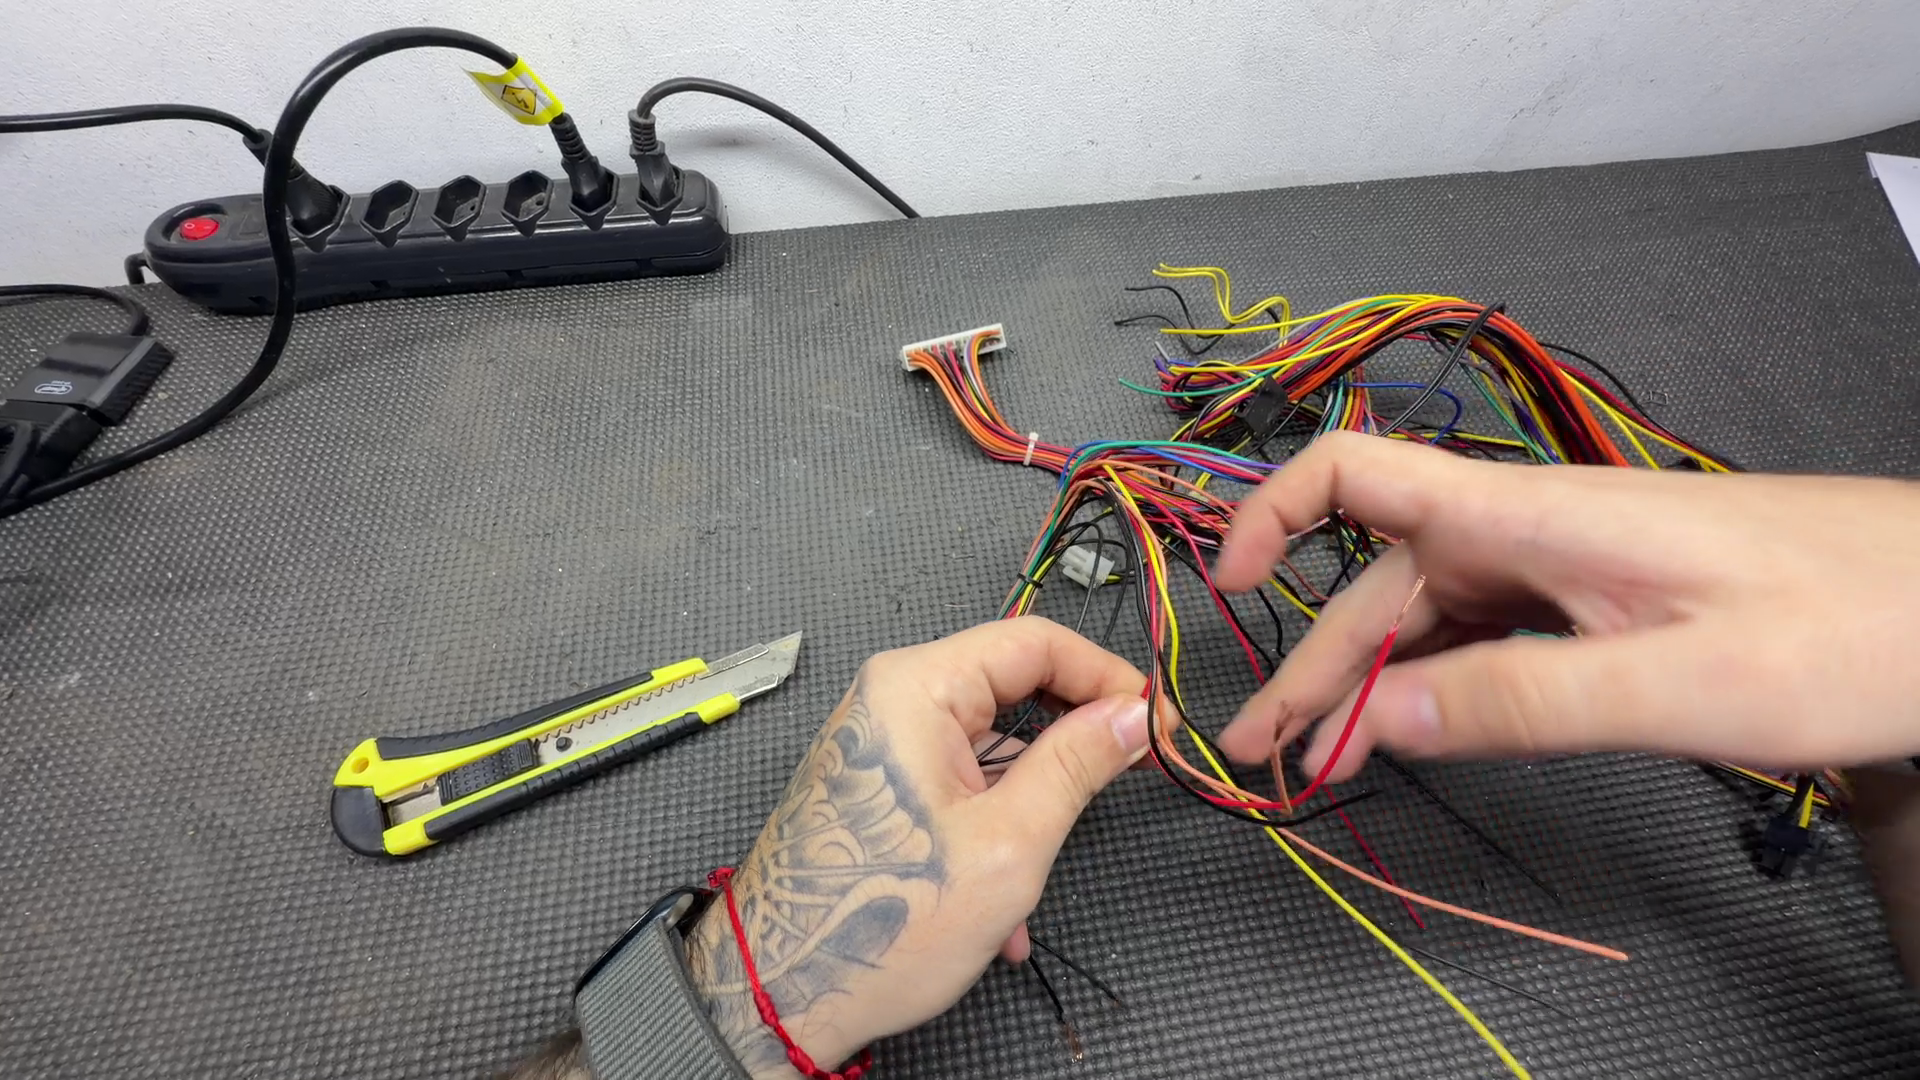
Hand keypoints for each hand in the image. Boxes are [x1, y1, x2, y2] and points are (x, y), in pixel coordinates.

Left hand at [683, 617, 1158, 1078]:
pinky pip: (962, 765)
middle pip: (1013, 678)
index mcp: (918, 684)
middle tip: (1131, 765)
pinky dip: (998, 809)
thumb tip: (1132, 714)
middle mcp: (895, 692)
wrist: (778, 990)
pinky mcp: (884, 768)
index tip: (1154, 718)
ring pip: (993, 730)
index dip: (1106, 675)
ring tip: (1057, 851)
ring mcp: (886, 730)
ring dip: (1037, 786)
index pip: (1036, 641)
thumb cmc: (880, 920)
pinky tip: (1004, 891)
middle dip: (1076, 727)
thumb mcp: (1008, 843)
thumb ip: (1077, 764)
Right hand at [1212, 431, 1919, 775]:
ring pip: (1408, 626)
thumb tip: (1385, 720)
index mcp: (1514, 513)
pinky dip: (1416, 689)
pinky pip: (1459, 643)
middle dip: (1308, 672)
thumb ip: (1527, 698)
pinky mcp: (1554, 601)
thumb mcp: (1696, 681)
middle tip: (1261, 748)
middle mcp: (1501, 531)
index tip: (1232, 583)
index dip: (1269, 513)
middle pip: (1368, 590)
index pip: (1346, 472)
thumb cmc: (1864, 623)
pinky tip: (1399, 729)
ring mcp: (1527, 568)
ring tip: (1312, 757)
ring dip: (1354, 691)